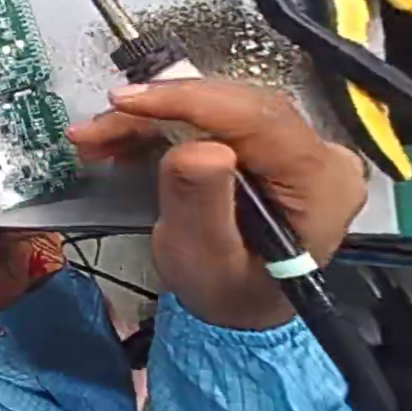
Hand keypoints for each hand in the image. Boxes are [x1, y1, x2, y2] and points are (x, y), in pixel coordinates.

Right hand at [66, 79, 365, 329]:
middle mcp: (314, 154)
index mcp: (317, 180)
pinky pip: (207, 123)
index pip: (255, 118)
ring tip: (95, 139)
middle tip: (95, 128)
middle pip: (230, 108)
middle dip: (154, 111)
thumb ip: (202, 204)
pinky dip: (156, 128)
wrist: (238, 308)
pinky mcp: (261, 150)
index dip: (187, 102)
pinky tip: (120, 142)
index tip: (127, 103)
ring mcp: (290, 150)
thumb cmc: (226, 291)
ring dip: (146, 120)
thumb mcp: (206, 257)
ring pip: (212, 111)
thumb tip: (197, 150)